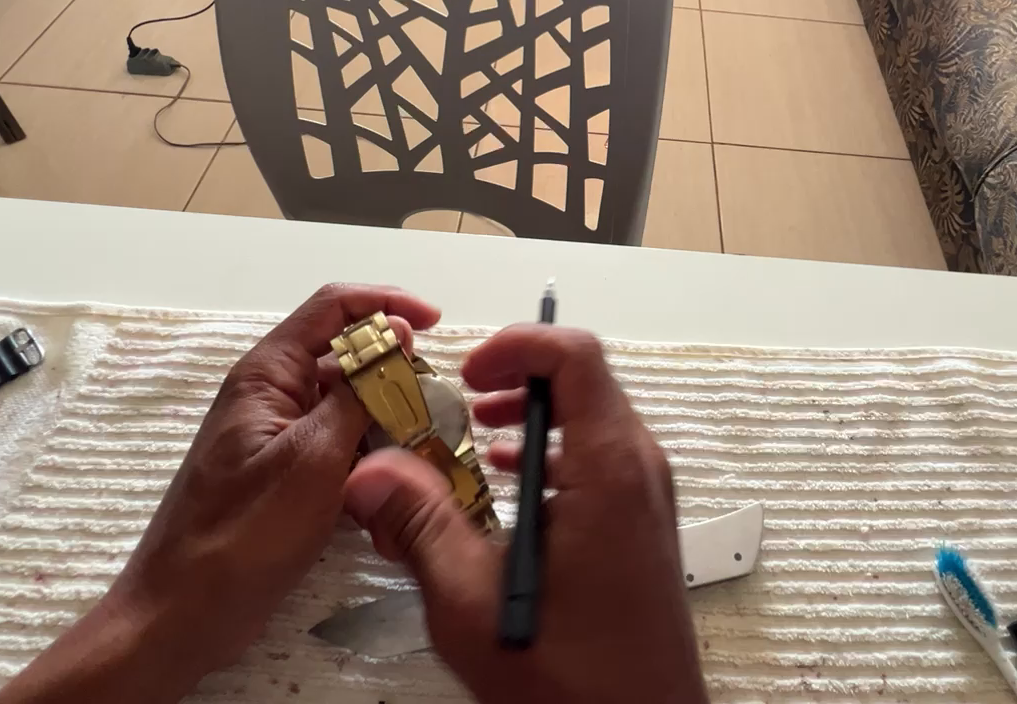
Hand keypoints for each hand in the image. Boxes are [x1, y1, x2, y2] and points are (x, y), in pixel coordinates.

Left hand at [0, 283, 438, 703]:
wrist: (179, 620)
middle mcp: (275, 390)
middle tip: (434, 394)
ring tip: (423, 433)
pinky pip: (342, 433)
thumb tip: (397, 335)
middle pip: (346, 349)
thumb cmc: (243, 533)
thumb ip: (359, 390)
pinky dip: (372, 440)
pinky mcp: (290, 465)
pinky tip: (395, 467)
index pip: (335, 306)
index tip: (433, 323)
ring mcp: (281, 429)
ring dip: (387, 406)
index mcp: (270, 372)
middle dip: (394, 362)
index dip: (387, 302)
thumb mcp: (313, 456)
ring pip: (349, 394)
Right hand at [343, 325, 706, 703]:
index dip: (520, 345)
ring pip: (592, 413)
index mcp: (610, 467)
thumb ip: (421, 525)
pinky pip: (598, 452)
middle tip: (466, 393)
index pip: (577, 356)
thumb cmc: (572, 679)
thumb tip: (371, 469)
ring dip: (535, 408)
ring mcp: (646, 490)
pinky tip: (508, 476)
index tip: (470, 372)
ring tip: (479, 427)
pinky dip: (552, 445)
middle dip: (520, 373)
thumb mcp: (475, 602)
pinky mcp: (640, 516)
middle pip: (585, 377)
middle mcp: (638, 465)